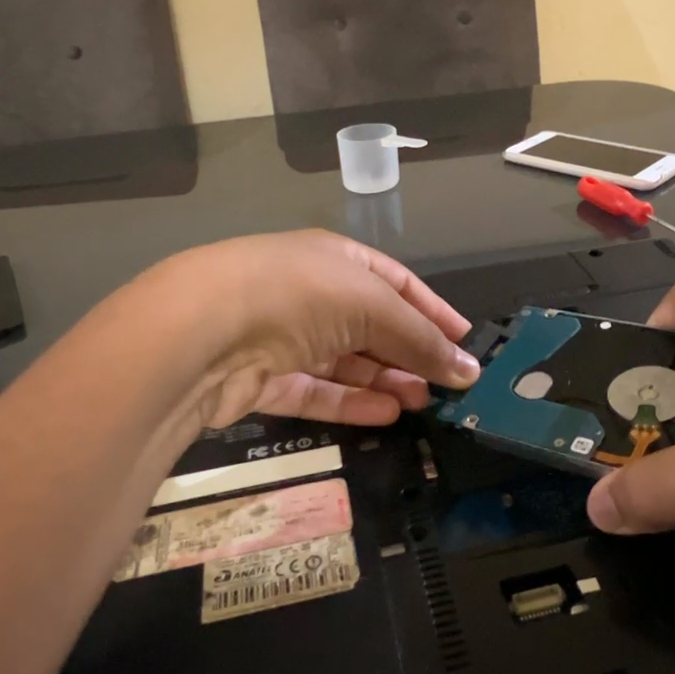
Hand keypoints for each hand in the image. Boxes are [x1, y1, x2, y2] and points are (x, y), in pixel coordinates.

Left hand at [143, 231, 481, 428]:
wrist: (205, 328)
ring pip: (344, 362)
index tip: (463, 342)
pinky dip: (350, 402)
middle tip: (447, 385)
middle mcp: (309, 293)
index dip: (431, 311)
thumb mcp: (375, 306)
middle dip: (410, 353)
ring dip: (385, 380)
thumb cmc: (302, 294)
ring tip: (423, 403)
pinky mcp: (262, 379)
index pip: (396, 283)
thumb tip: (469, 371)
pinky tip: (387, 414)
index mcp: (336, 259)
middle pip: (371, 325)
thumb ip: (422, 341)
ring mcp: (282, 336)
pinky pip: (315, 391)